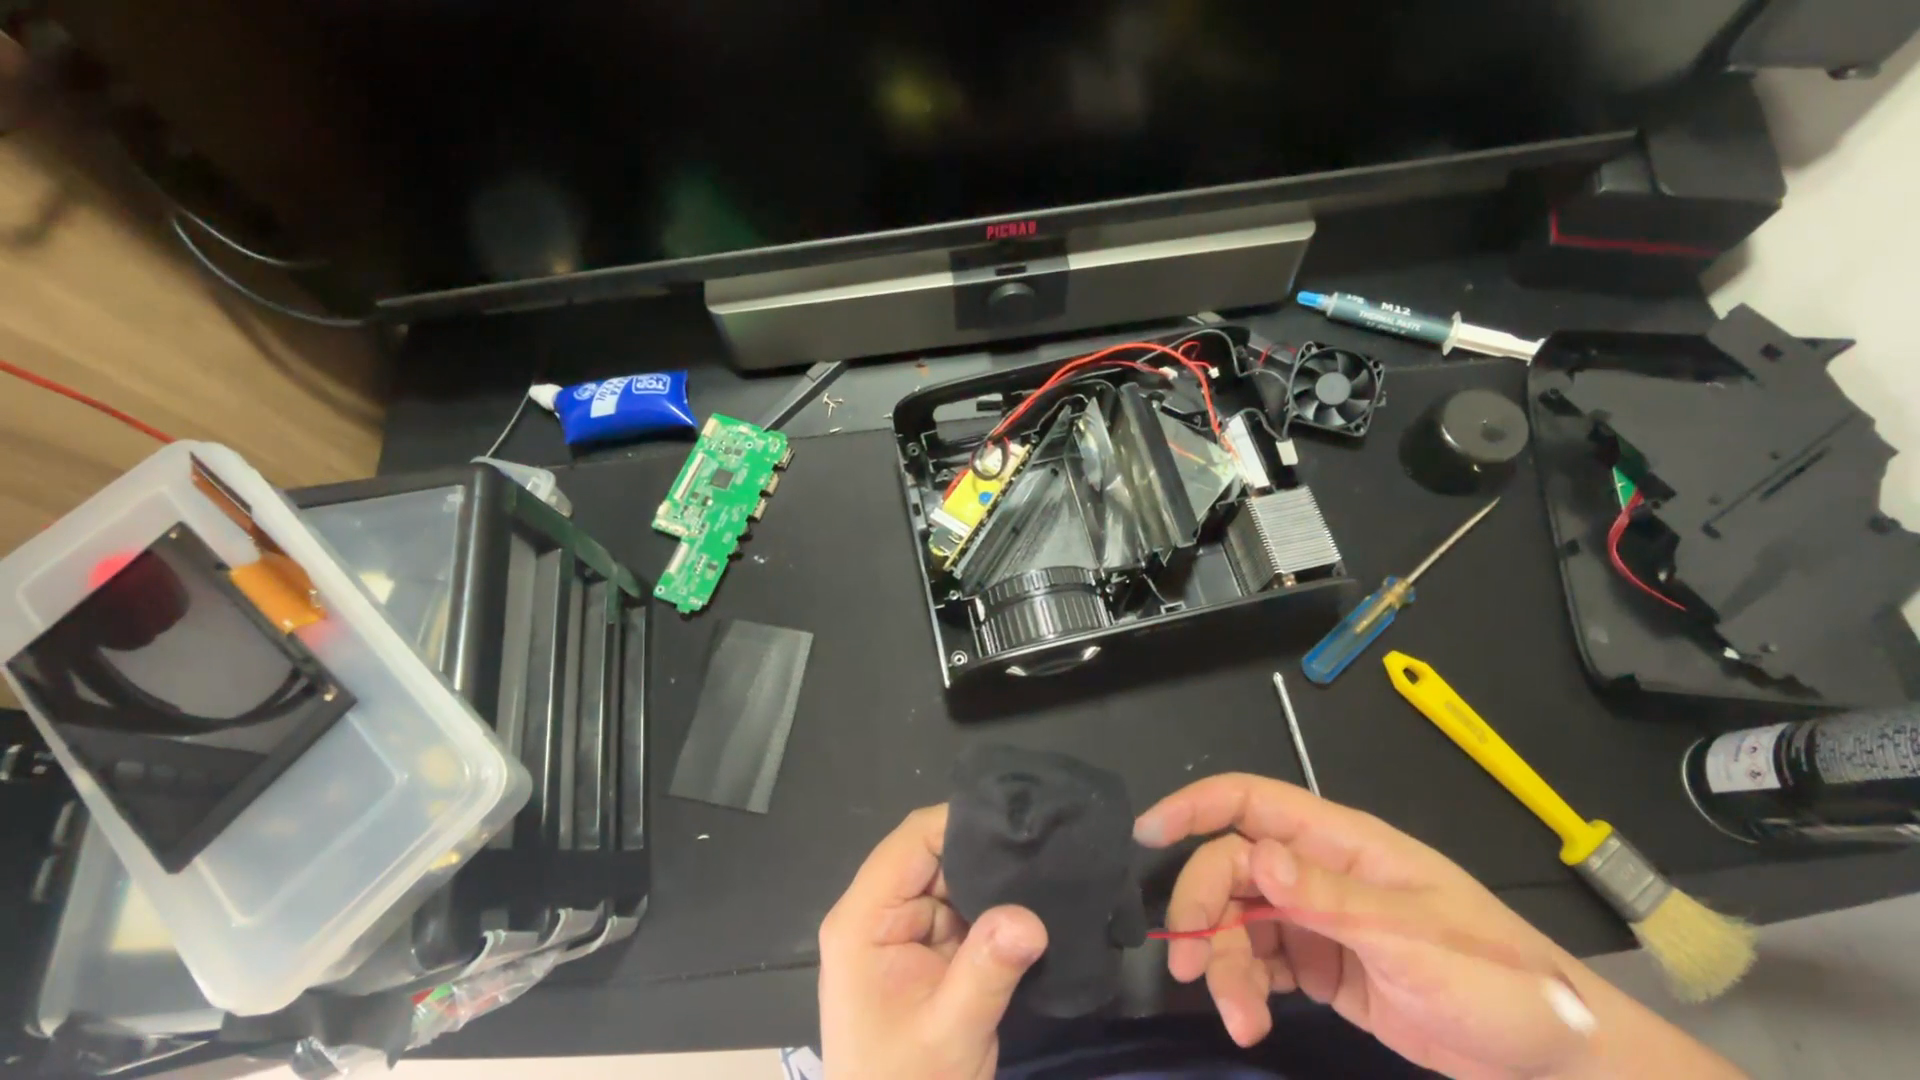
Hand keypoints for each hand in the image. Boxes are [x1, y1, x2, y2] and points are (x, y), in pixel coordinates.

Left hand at [819, 805, 1047, 1079]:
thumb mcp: (951, 1032)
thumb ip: (986, 970)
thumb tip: (1029, 915)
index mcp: (863, 920)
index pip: (910, 842)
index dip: (960, 823)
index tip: (1018, 820)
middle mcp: (875, 915)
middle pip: (931, 855)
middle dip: (983, 852)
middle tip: (1043, 844)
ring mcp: (899, 933)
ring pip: (949, 881)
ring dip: (991, 881)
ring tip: (1044, 868)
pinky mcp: (921, 952)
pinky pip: (958, 912)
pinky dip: (989, 909)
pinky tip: (1029, 901)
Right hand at [1136, 774, 1742, 1079]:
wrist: (1558, 1059)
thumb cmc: (1498, 982)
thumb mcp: (1415, 940)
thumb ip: (1330, 897)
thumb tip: (1253, 853)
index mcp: (1341, 843)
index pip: (1252, 802)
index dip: (1195, 806)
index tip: (1147, 834)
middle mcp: (1320, 871)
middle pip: (1231, 866)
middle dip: (1202, 909)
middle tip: (1190, 964)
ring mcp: (1318, 918)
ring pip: (1238, 918)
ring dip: (1222, 961)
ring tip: (1236, 1017)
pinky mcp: (1320, 964)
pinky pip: (1259, 960)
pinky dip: (1243, 986)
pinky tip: (1248, 1020)